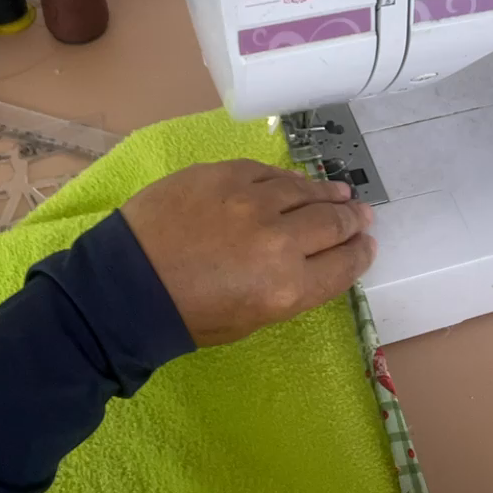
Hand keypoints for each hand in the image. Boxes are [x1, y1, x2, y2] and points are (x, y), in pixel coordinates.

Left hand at [120, 159, 375, 345]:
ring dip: (327, 193)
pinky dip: (287, 179)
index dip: (360, 254)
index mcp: (286, 288)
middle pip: (332, 222)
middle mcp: (278, 240)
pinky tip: (294, 182)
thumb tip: (316, 261)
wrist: (124, 284)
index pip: (343, 264)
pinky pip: (268, 172)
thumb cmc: (187, 315)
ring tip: (340, 193)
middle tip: (362, 215)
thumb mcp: (250, 319)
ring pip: (304, 189)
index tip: (367, 244)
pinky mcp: (225, 173)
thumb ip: (290, 288)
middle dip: (352, 219)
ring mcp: (251, 200)